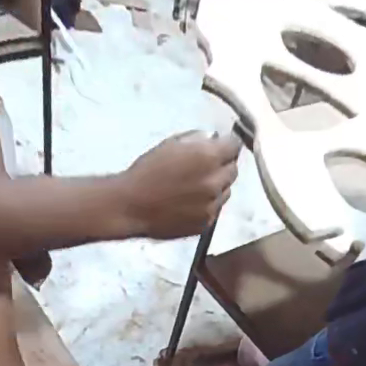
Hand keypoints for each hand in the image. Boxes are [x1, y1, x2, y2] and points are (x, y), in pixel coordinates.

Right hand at [118, 132, 241, 239]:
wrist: (131, 207)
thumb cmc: (146, 173)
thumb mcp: (171, 144)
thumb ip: (197, 140)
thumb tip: (211, 141)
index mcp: (208, 157)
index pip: (234, 146)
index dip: (227, 144)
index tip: (222, 146)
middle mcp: (214, 182)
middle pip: (233, 171)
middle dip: (222, 166)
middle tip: (205, 168)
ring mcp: (211, 206)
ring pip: (225, 192)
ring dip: (216, 187)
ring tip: (195, 188)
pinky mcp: (204, 224)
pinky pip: (214, 210)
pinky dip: (207, 205)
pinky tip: (189, 203)